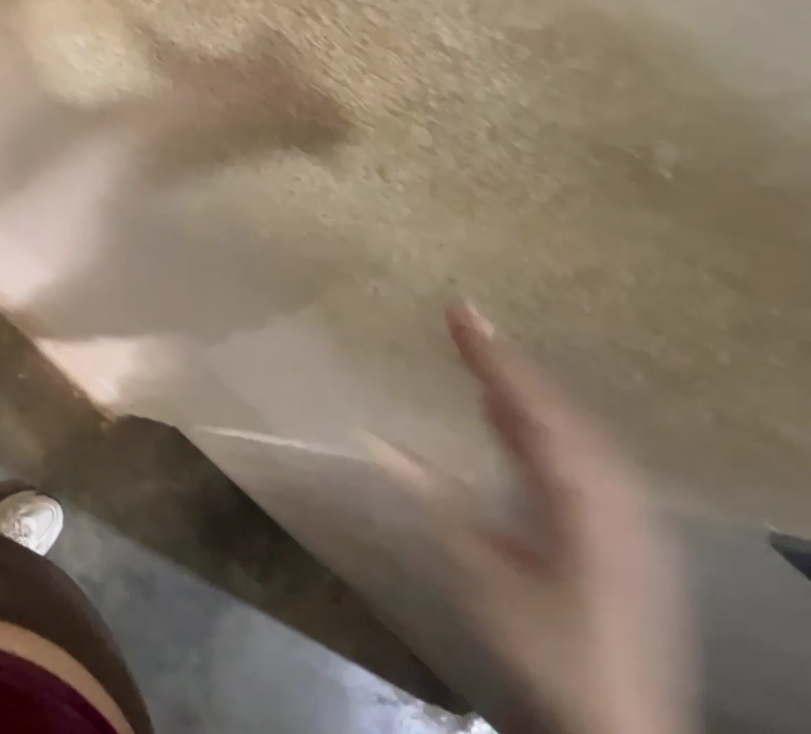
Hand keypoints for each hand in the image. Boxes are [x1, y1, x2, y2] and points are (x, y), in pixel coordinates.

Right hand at [375, 305, 694, 733]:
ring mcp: (624, 513)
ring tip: (481, 358)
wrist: (614, 717)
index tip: (459, 307)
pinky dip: (542, 425)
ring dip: (526, 392)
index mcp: (581, 496)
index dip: (493, 355)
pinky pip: (580, 456)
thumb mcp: (477, 569)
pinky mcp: (620, 531)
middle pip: (560, 411)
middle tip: (465, 320)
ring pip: (573, 431)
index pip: (533, 407)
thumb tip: (374, 438)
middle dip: (510, 364)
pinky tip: (514, 422)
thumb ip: (433, 498)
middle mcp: (613, 493)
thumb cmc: (539, 643)